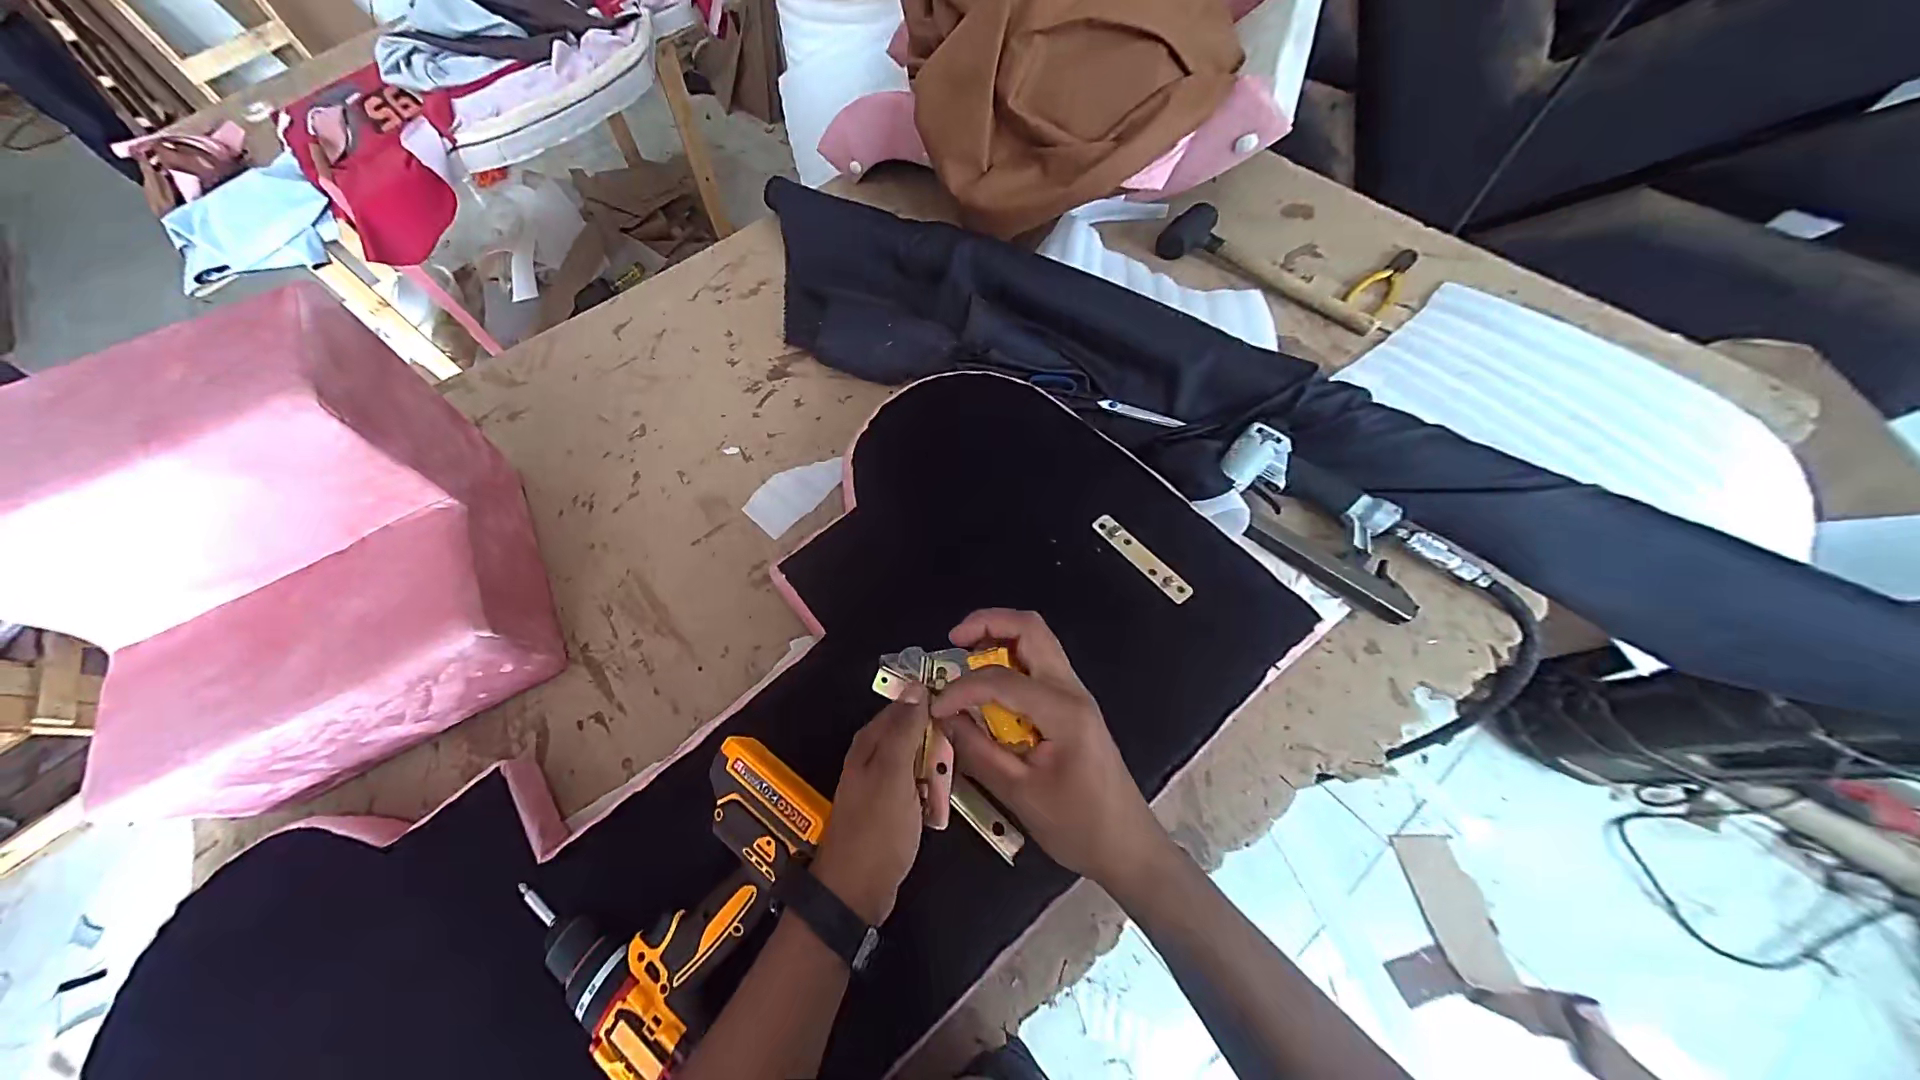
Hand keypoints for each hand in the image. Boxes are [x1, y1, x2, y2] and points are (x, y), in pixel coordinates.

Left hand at [810, 686, 929, 924]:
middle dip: (938, 746)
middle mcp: (875, 756)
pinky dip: (930, 793)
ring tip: (945, 789)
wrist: (857, 892)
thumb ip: (905, 730)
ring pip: (921, 762)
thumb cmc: (876, 829)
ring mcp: (884, 783)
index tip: (963, 714)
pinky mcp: (893, 806)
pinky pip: (919, 787)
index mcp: (870, 741)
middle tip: (951, 765)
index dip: (934, 707)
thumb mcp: (893, 774)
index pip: (907, 706)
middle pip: (916, 735)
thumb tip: (917, 687)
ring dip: (937, 772)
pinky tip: (937, 806)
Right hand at [930, 609, 1172, 890]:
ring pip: (1037, 641)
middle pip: (1031, 629)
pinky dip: (1010, 660)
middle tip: (952, 641)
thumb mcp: (1019, 794)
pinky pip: (1039, 665)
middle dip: (988, 623)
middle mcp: (1072, 690)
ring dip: (1000, 638)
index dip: (962, 688)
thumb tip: (943, 717)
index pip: (1002, 678)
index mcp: (1063, 710)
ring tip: (965, 658)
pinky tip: (989, 686)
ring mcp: (1076, 695)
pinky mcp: (1073, 706)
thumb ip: (977, 750)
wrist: (1128, 846)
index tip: (935, 710)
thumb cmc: (1077, 826)